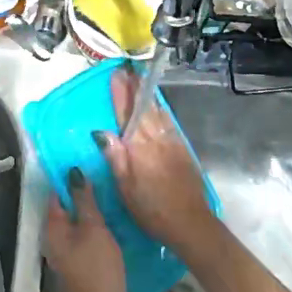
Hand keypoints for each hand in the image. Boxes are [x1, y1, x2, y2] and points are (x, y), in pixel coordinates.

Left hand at [44, 170, 125, 291]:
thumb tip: (73, 171)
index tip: (87, 157)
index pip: (56, 190)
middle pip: (66, 203)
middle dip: (82, 187)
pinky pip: (82, 229)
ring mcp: (65, 246)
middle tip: (104, 170)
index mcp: (52, 225)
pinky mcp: (78, 256)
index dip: (70, 173)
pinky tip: (110, 213)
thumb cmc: (98, 270)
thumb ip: (84, 200)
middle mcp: (53, 234)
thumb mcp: (94, 230)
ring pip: (76, 216)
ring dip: (90, 204)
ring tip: (110, 188)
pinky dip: (93, 220)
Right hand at [97, 69, 217, 254]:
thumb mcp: (126, 189)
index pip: (127, 113)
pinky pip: (168, 122)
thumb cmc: (152, 210)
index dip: (121, 93)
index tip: (116, 73)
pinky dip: (160, 110)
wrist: (191, 224)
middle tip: (128, 68)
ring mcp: (171, 143)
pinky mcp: (182, 150)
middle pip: (143, 107)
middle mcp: (156, 139)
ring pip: (157, 112)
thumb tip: (101, 132)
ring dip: (147, 95)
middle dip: (134, 87)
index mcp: (138, 147)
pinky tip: (158, 107)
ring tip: (140, 80)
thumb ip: (115, 158)